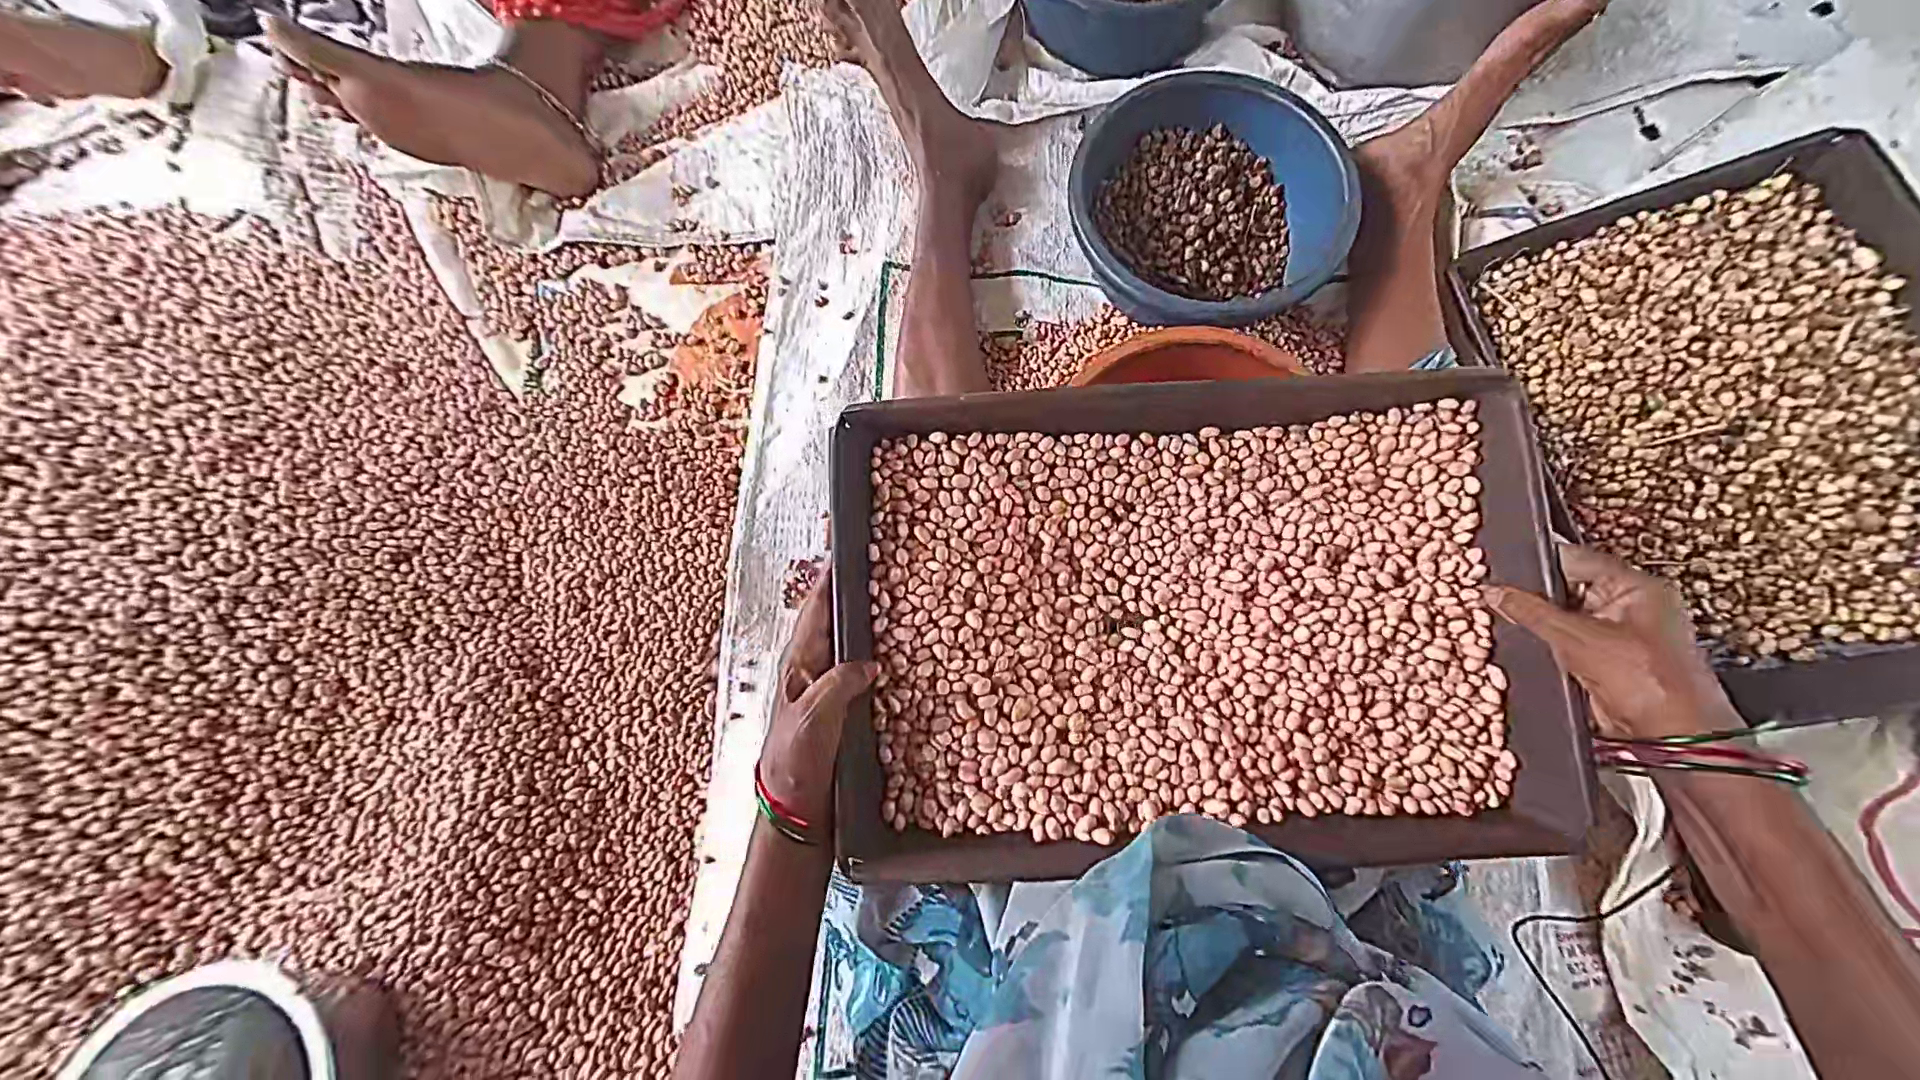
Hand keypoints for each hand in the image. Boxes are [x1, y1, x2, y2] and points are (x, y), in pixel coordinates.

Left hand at [758, 573, 877, 827]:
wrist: (795, 807)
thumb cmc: (794, 762)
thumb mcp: (813, 720)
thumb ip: (838, 684)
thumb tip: (868, 663)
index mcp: (798, 665)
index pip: (816, 611)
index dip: (829, 580)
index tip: (843, 550)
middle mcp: (811, 669)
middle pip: (832, 620)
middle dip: (848, 592)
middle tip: (872, 567)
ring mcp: (826, 687)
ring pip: (846, 641)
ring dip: (862, 619)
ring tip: (886, 597)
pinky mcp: (840, 706)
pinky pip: (858, 667)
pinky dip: (874, 650)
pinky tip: (892, 649)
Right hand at [1481, 544, 1738, 739]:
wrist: (1671, 735)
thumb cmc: (1648, 682)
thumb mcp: (1576, 637)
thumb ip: (1530, 611)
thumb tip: (1493, 592)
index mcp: (1635, 588)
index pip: (1574, 558)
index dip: (1533, 562)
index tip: (1495, 565)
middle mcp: (1626, 605)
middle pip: (1562, 587)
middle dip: (1527, 594)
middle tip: (1490, 592)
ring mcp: (1612, 632)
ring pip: (1557, 614)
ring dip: (1532, 620)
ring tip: (1497, 615)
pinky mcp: (1599, 656)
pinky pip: (1559, 638)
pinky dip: (1539, 640)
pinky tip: (1516, 640)